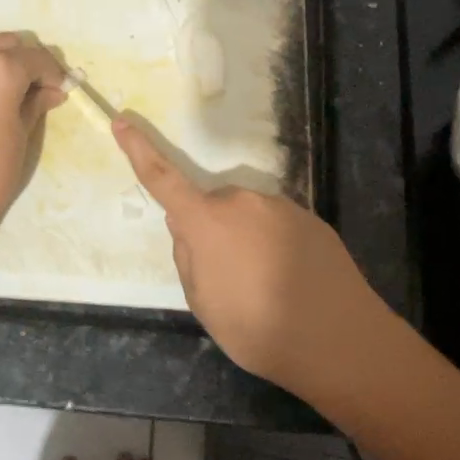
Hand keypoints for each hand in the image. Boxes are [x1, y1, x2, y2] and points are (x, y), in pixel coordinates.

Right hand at [112, 117, 388, 391]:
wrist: (338, 338)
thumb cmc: (257, 328)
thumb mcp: (203, 303)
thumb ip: (188, 258)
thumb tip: (185, 227)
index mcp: (207, 221)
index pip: (163, 179)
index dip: (139, 150)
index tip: (122, 122)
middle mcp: (243, 201)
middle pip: (213, 208)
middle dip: (212, 233)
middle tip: (228, 280)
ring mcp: (281, 206)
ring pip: (247, 218)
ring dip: (247, 242)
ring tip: (265, 288)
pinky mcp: (311, 218)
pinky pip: (278, 227)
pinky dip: (276, 248)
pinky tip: (292, 283)